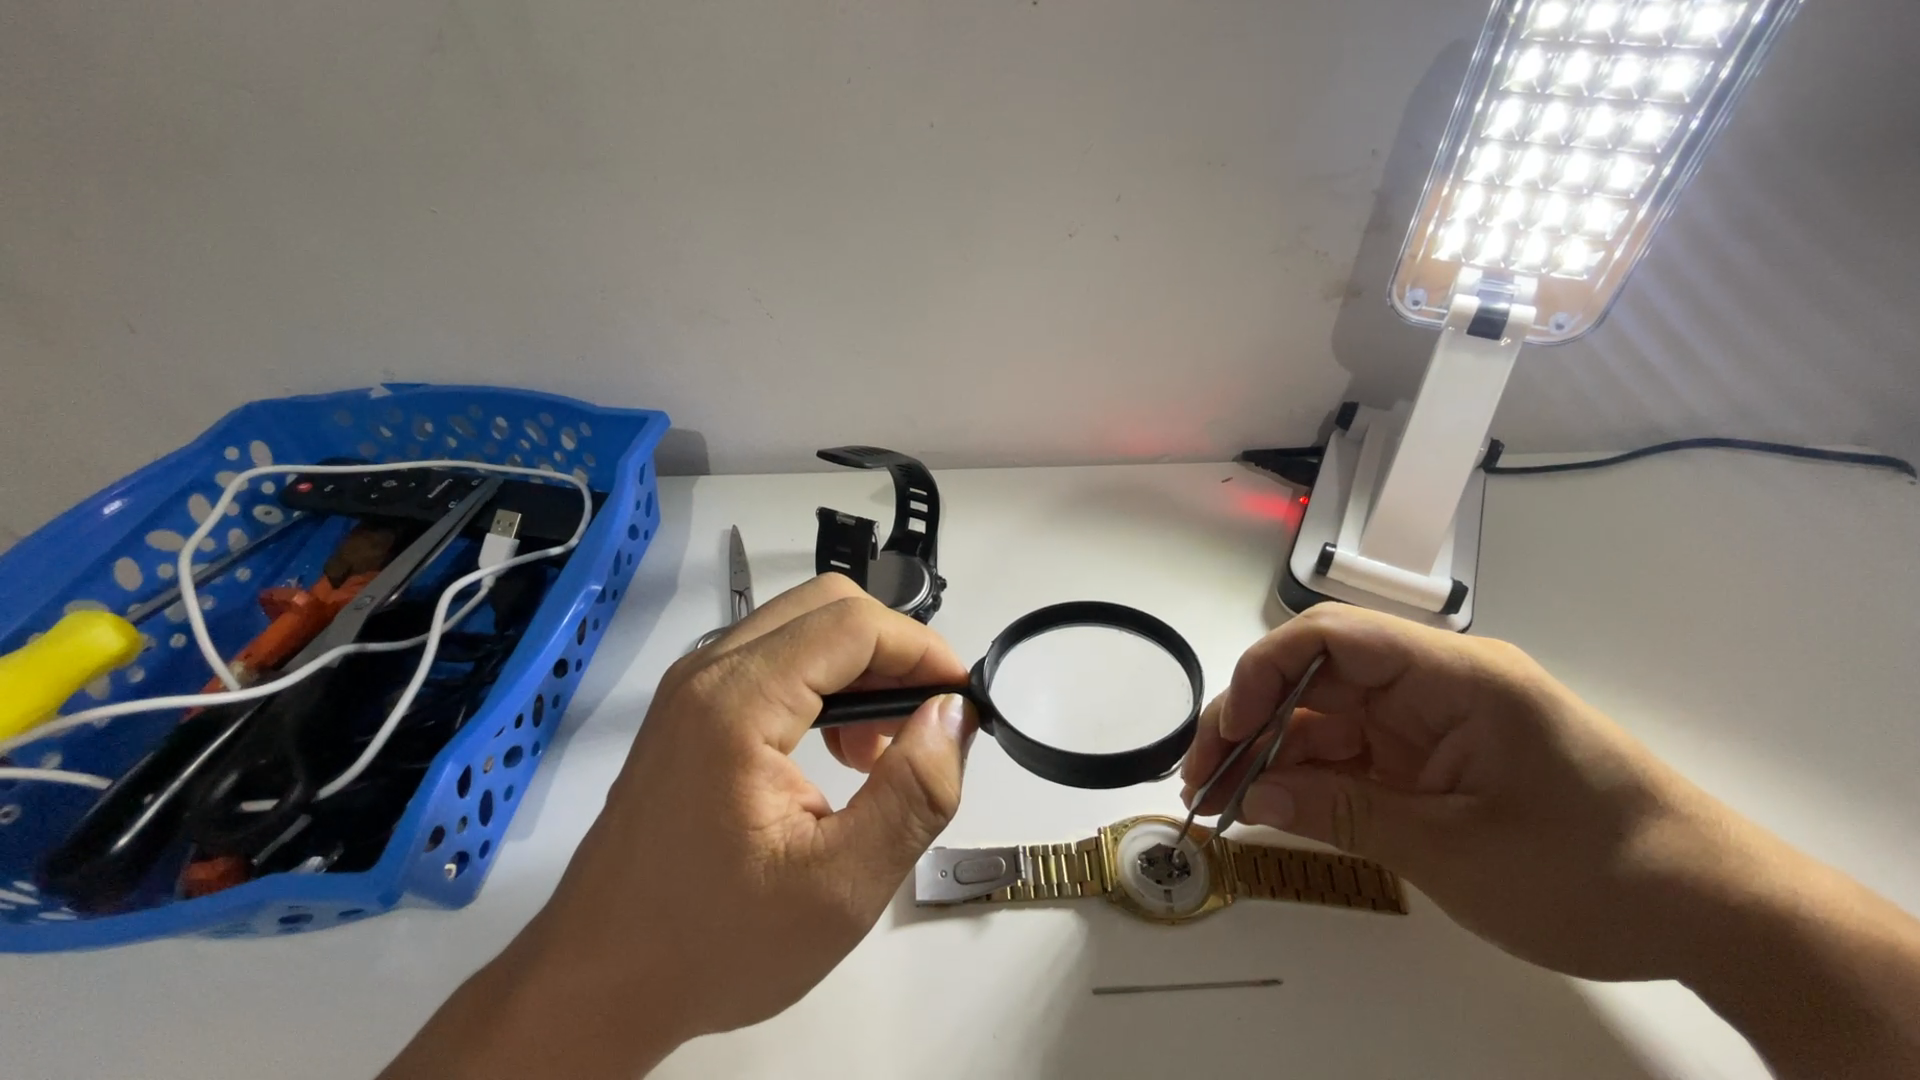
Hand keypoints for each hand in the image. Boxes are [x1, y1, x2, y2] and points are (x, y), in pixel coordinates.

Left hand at [383, 575, 976, 1077]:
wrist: (597, 981)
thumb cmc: (716, 943)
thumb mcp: (841, 887)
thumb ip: (913, 793)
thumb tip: (954, 714)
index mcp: (737, 703)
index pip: (853, 625)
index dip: (922, 649)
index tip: (964, 699)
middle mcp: (707, 672)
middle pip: (826, 606)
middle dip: (893, 650)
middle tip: (928, 719)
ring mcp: (691, 687)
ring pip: (801, 627)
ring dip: (860, 668)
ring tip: (882, 748)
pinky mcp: (688, 709)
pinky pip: (773, 659)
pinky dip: (824, 683)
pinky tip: (837, 754)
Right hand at [1181, 603, 1754, 982]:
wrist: (1718, 915)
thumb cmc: (1598, 873)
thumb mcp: (1455, 851)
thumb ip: (1343, 814)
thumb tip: (1250, 794)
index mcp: (1454, 676)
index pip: (1334, 638)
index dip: (1265, 673)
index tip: (1229, 733)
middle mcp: (1434, 684)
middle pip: (1315, 678)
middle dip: (1250, 723)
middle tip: (1201, 780)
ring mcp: (1431, 722)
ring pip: (1324, 719)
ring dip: (1269, 756)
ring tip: (1218, 801)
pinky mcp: (1432, 758)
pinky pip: (1352, 755)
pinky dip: (1307, 779)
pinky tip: (1267, 805)